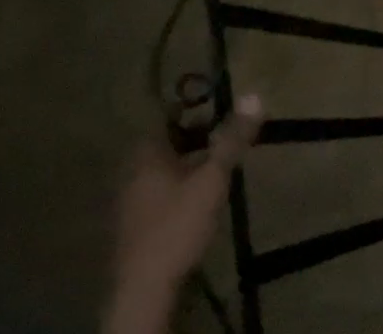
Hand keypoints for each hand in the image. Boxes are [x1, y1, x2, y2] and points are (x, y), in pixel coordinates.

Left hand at [105, 93, 262, 333]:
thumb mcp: (213, 178)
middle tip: (222, 138)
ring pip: (162, 170)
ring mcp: (129, 200)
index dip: (192, 110)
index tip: (218, 110)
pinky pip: (158, 192)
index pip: (167, 118)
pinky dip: (178, 187)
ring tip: (215, 167)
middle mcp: (131, 172)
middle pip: (165, 144)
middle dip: (193, 138)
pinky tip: (196, 198)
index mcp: (145, 154)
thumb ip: (232, 139)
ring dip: (187, 164)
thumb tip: (254, 95)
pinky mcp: (134, 225)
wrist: (145, 286)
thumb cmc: (178, 223)